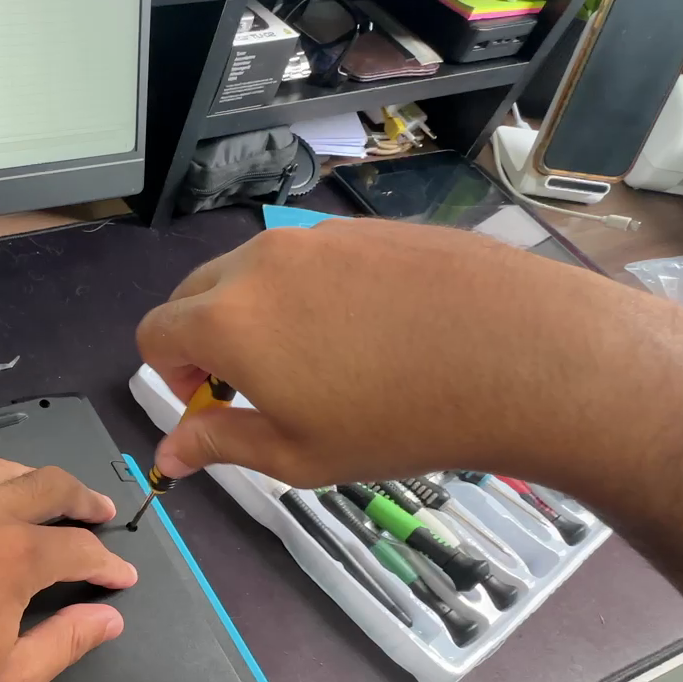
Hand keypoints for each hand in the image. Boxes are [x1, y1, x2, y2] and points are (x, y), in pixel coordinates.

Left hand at [0, 442, 137, 681]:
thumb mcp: (9, 681)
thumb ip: (67, 642)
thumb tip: (108, 619)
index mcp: (15, 557)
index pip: (80, 549)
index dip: (108, 564)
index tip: (121, 578)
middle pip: (46, 487)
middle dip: (82, 497)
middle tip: (100, 511)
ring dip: (27, 477)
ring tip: (43, 492)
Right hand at [134, 218, 671, 489]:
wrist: (528, 358)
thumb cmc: (396, 421)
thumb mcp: (295, 454)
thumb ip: (218, 444)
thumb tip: (168, 454)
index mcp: (228, 320)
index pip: (154, 332)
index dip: (167, 374)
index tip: (211, 400)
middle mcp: (258, 264)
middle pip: (191, 295)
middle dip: (200, 340)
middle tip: (252, 382)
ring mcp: (315, 237)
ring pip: (246, 273)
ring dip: (250, 314)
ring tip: (313, 356)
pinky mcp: (364, 227)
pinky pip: (302, 258)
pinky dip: (301, 292)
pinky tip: (362, 328)